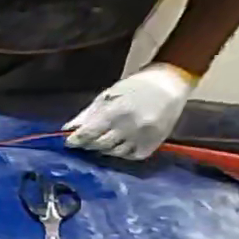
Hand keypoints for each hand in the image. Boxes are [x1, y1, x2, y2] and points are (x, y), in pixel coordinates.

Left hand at [64, 63, 195, 158]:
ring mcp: (145, 135)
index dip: (75, 140)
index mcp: (116, 112)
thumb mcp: (106, 96)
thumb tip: (67, 130)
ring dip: (104, 149)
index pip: (88, 134)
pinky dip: (123, 153)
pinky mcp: (157, 140)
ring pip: (115, 152)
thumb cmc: (135, 86)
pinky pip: (134, 155)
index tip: (69, 142)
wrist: (171, 82)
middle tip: (85, 140)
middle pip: (99, 145)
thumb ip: (86, 115)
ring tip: (102, 141)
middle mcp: (131, 126)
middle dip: (88, 144)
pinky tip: (119, 145)